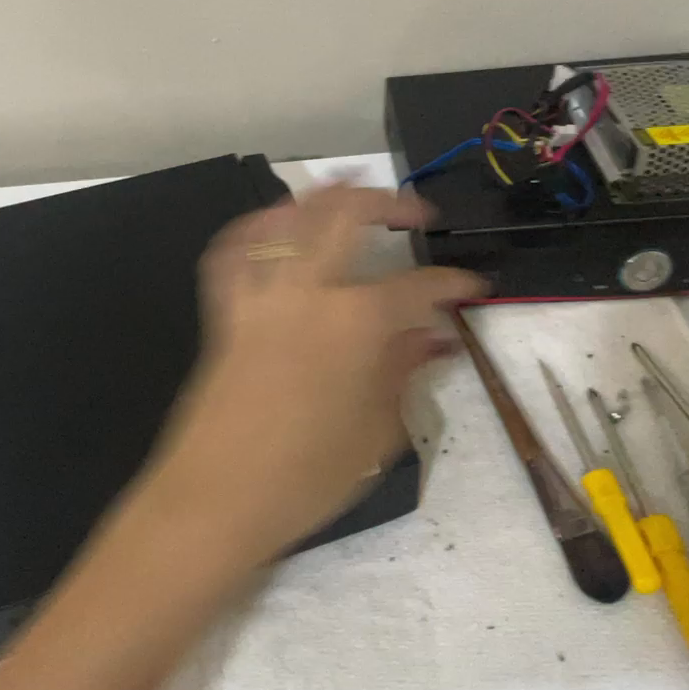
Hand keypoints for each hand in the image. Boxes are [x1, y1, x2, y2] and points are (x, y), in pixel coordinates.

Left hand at [141, 184, 484, 565]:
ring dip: (324, 195)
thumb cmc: (306, 476)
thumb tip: (431, 337)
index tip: (472, 285)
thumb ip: (404, 370)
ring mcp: (260, 295)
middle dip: (390, 202)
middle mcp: (306, 290)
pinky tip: (276, 225)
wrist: (215, 499)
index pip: (417, 286)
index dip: (452, 282)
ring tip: (352, 190)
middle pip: (348, 214)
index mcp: (354, 322)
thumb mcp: (376, 430)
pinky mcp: (225, 311)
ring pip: (289, 216)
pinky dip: (257, 227)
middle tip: (417, 214)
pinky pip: (235, 250)